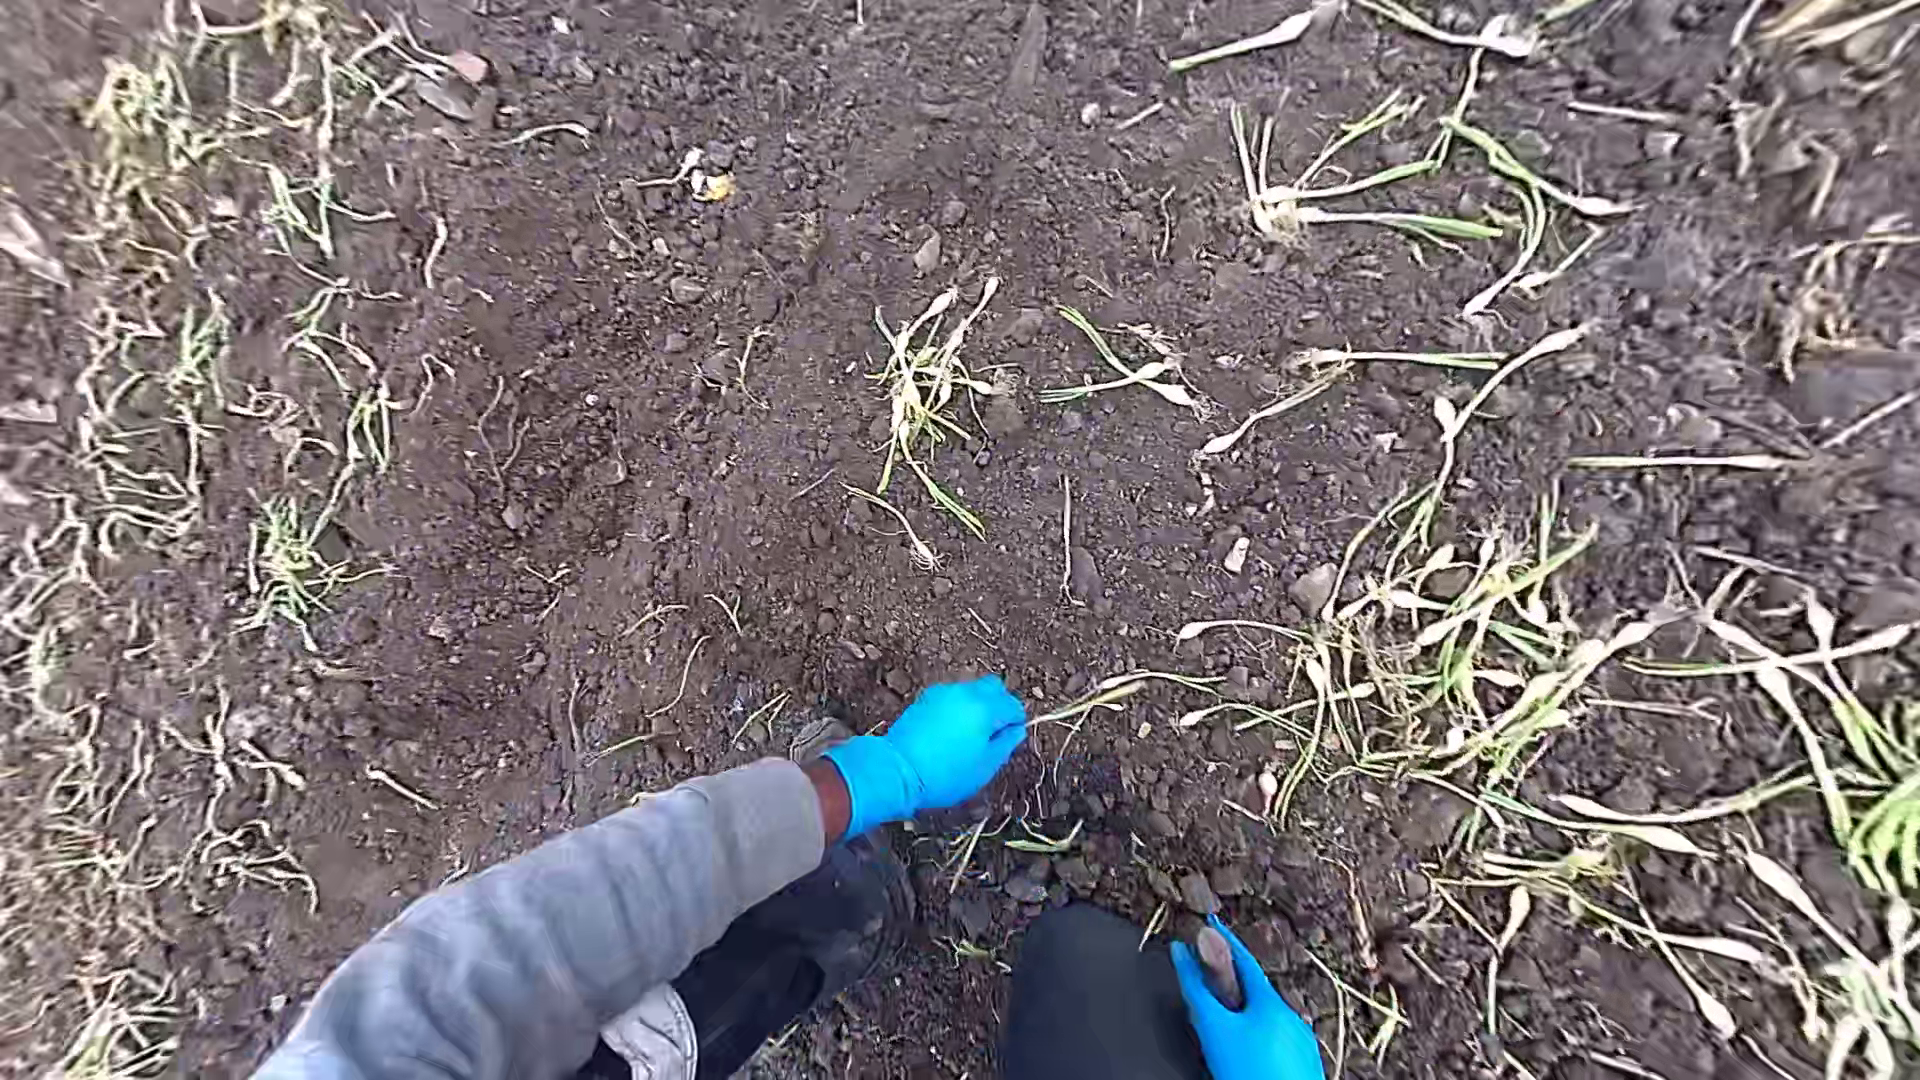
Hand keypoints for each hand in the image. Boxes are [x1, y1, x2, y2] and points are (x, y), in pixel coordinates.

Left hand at [822, 676, 1025, 837]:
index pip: (1013, 705)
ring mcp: (944, 692)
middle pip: (994, 688)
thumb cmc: (944, 774)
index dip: (1014, 723)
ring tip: (968, 735)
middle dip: (999, 706)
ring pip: (972, 690)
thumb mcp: (984, 767)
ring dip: (977, 706)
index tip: (1008, 739)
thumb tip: (1015, 731)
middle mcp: (966, 692)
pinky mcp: (927, 697)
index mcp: (985, 708)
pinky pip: (952, 696)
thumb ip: (1005, 744)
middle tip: (992, 733)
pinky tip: (949, 731)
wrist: (899, 770)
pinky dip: (957, 707)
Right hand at [1170, 915, 1325, 1079]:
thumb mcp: (1213, 1027)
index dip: (1225, 939)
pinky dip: (1257, 1034)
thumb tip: (1179, 951)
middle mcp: (1293, 1021)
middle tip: (1208, 976)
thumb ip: (1195, 987)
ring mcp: (1303, 1049)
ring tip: (1222, 1019)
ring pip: (1266, 1017)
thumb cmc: (1249, 1075)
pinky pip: (1276, 1040)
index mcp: (1273, 1004)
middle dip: (1232, 981)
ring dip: (1243, 1010)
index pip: (1244, 959)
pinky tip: (1242, 1049)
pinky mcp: (1305, 1072)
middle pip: (1255, 989)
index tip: (1211, 922)